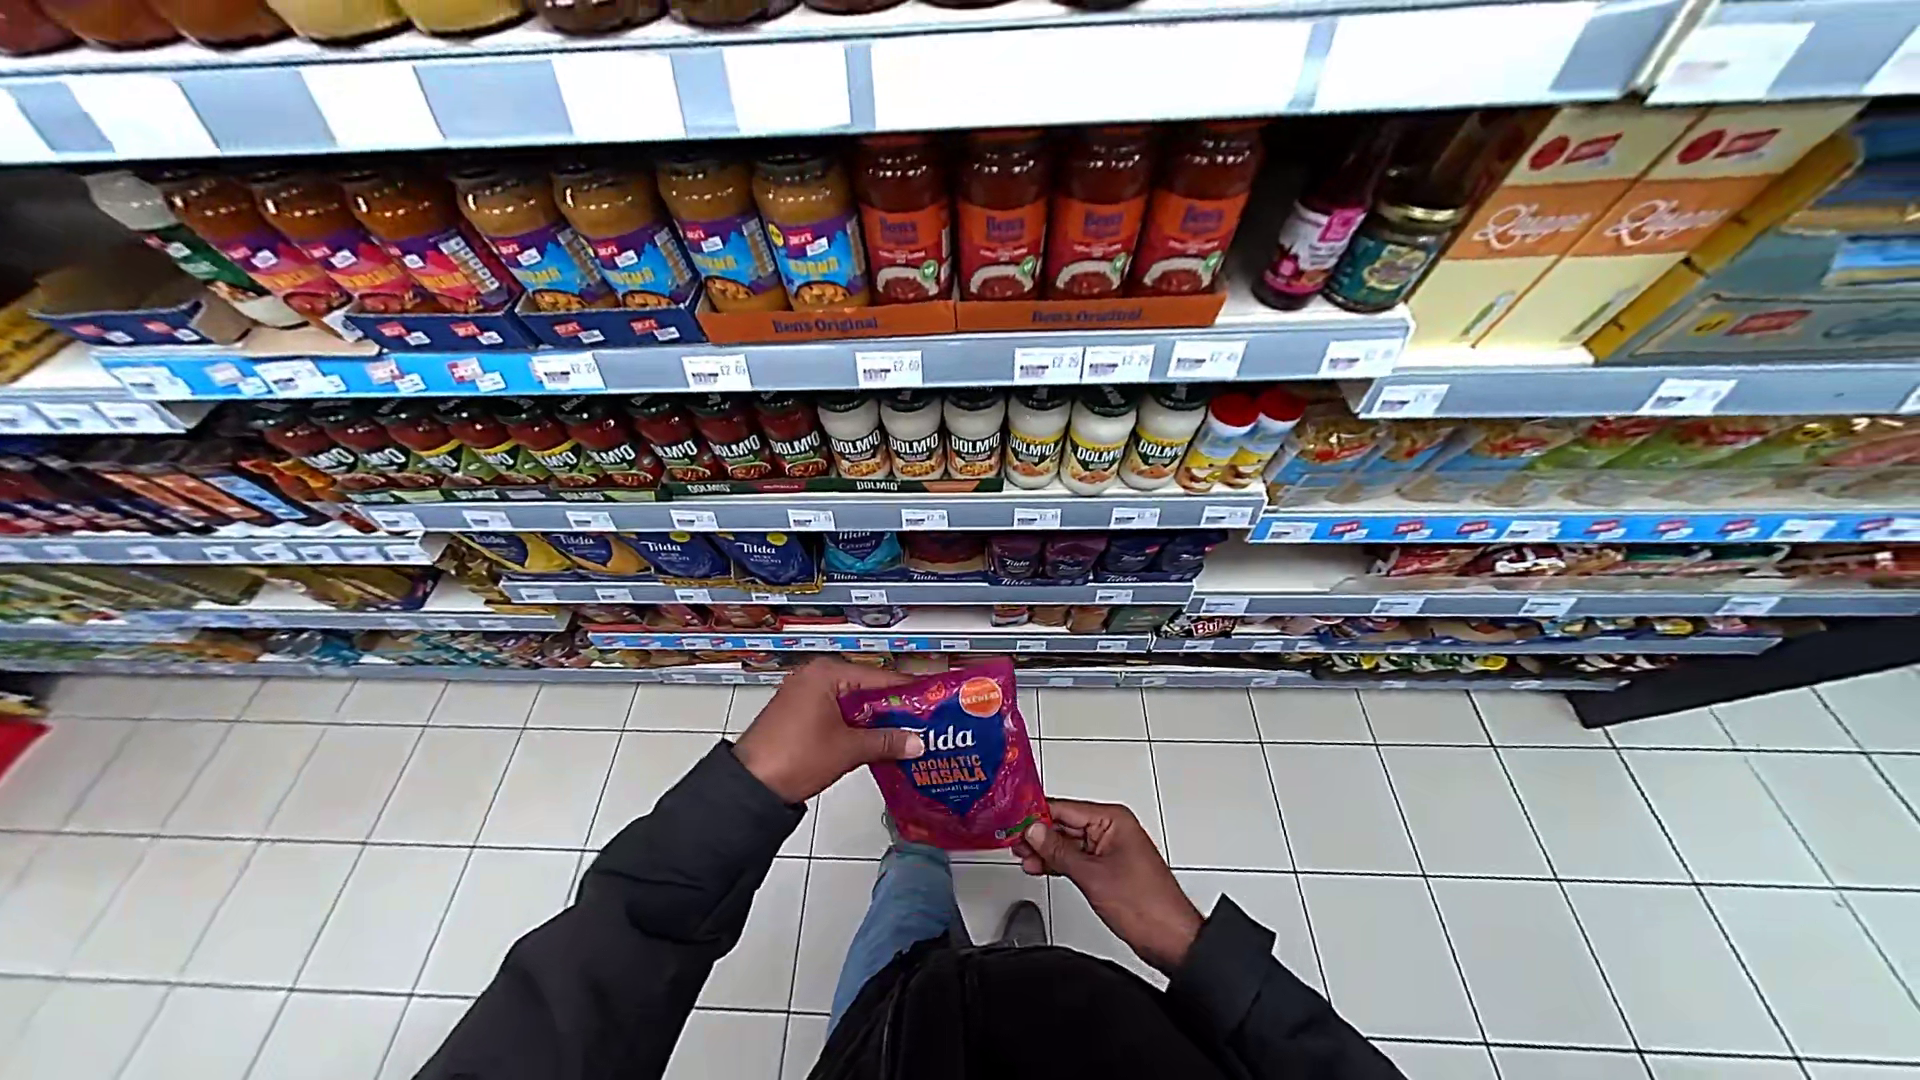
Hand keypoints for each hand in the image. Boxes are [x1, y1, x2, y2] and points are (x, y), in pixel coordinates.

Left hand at [733, 658, 923, 803]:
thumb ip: (886, 741)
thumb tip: (916, 741)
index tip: (931, 698)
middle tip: (923, 721)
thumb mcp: (848, 749)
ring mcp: (805, 695)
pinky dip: (856, 726)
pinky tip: (877, 741)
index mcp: (826, 673)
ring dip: (875, 719)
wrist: (750, 787)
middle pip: (866, 688)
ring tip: (906, 734)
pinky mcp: (800, 714)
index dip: (907, 690)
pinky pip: (838, 713)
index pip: (879, 676)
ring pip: (852, 703)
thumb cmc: (794, 758)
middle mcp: (815, 677)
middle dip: (892, 708)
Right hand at [1014, 799, 1202, 974]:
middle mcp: (1112, 828)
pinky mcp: (1107, 866)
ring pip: (1068, 841)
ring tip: (1022, 855)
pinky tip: (1039, 865)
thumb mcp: (1092, 875)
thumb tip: (1034, 831)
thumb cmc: (1147, 905)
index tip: (1014, 820)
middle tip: (1013, 840)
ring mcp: (1110, 848)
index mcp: (1113, 819)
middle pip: (1065, 823)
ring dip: (1045, 849)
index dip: (1037, 814)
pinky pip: (1076, 856)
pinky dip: (1058, 862)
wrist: (1172, 940)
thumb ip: (1058, 851)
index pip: (1065, 808)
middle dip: (1039, 833)